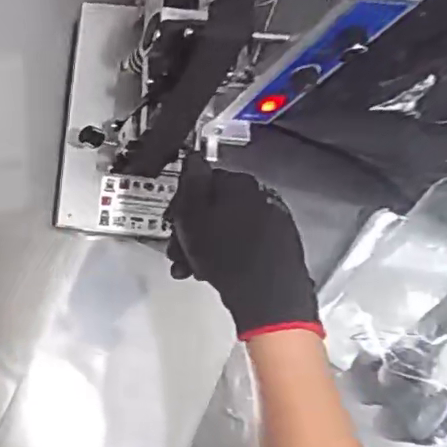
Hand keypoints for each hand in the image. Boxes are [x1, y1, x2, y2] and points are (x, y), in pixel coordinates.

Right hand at [167, 154, 320, 339]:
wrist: (264, 289)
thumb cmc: (223, 252)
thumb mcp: (193, 217)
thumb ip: (190, 184)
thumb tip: (192, 157)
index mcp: (239, 184)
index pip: (202, 180)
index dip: (180, 203)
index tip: (169, 222)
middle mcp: (260, 195)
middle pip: (213, 206)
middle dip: (190, 229)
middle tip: (176, 250)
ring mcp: (272, 219)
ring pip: (224, 227)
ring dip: (202, 246)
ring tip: (189, 267)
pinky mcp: (278, 243)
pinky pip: (240, 242)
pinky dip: (222, 254)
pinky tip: (210, 271)